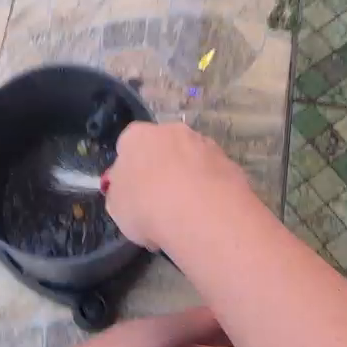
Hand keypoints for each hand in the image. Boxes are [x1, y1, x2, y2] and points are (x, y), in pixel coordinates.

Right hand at [104, 122, 261, 250]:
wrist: (201, 215)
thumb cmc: (146, 207)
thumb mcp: (116, 206)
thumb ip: (119, 191)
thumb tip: (125, 187)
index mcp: (137, 137)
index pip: (128, 144)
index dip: (130, 169)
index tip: (133, 192)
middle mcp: (172, 131)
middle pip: (163, 147)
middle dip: (162, 168)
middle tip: (159, 201)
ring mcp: (205, 144)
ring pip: (191, 159)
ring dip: (188, 177)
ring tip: (187, 213)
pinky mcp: (230, 163)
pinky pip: (213, 175)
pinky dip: (210, 190)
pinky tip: (207, 215)